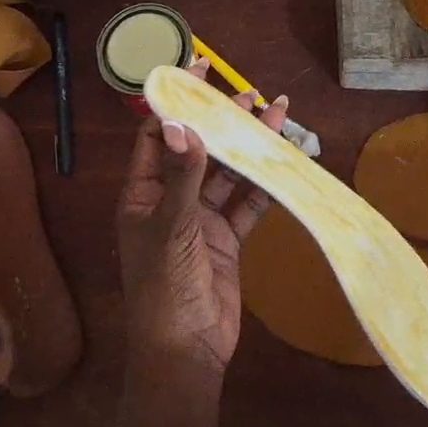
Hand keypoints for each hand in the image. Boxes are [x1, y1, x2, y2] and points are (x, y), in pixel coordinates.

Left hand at [115, 74, 289, 375]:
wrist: (187, 353)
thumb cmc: (164, 288)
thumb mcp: (172, 228)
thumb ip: (182, 176)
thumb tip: (180, 123)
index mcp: (142, 193)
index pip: (157, 135)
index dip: (177, 103)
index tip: (198, 73)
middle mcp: (171, 199)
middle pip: (198, 148)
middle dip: (222, 121)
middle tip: (250, 95)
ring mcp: (201, 218)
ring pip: (228, 171)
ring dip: (249, 146)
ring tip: (277, 115)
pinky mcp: (228, 238)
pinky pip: (248, 201)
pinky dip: (265, 181)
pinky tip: (284, 160)